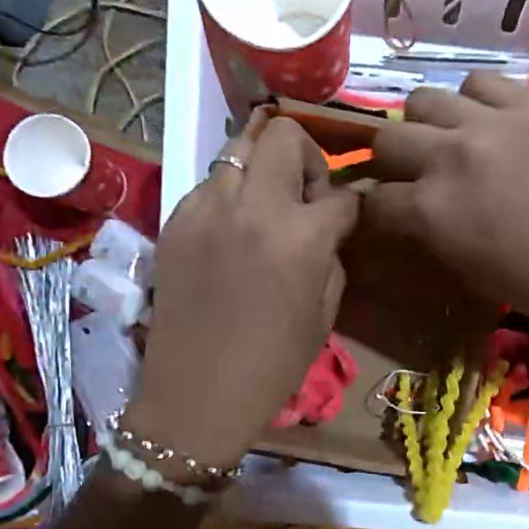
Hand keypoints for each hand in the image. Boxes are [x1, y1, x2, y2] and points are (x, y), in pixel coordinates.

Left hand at [123, 118, 357, 468]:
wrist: (198, 393)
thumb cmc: (274, 364)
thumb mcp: (324, 313)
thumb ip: (331, 256)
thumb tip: (329, 229)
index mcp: (300, 236)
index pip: (341, 194)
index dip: (353, 206)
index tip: (349, 219)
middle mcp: (252, 206)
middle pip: (282, 134)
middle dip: (306, 156)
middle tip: (307, 196)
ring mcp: (206, 208)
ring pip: (239, 149)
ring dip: (263, 170)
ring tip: (267, 209)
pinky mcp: (175, 221)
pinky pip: (209, 184)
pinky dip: (230, 194)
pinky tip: (233, 231)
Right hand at [364, 73, 528, 336]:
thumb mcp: (475, 274)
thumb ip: (436, 237)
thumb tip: (417, 218)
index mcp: (433, 210)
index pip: (377, 201)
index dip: (377, 213)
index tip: (387, 218)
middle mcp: (450, 156)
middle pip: (388, 138)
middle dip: (390, 162)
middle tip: (411, 178)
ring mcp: (491, 122)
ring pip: (426, 98)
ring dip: (427, 124)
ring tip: (448, 144)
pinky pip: (480, 85)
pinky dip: (473, 104)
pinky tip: (488, 126)